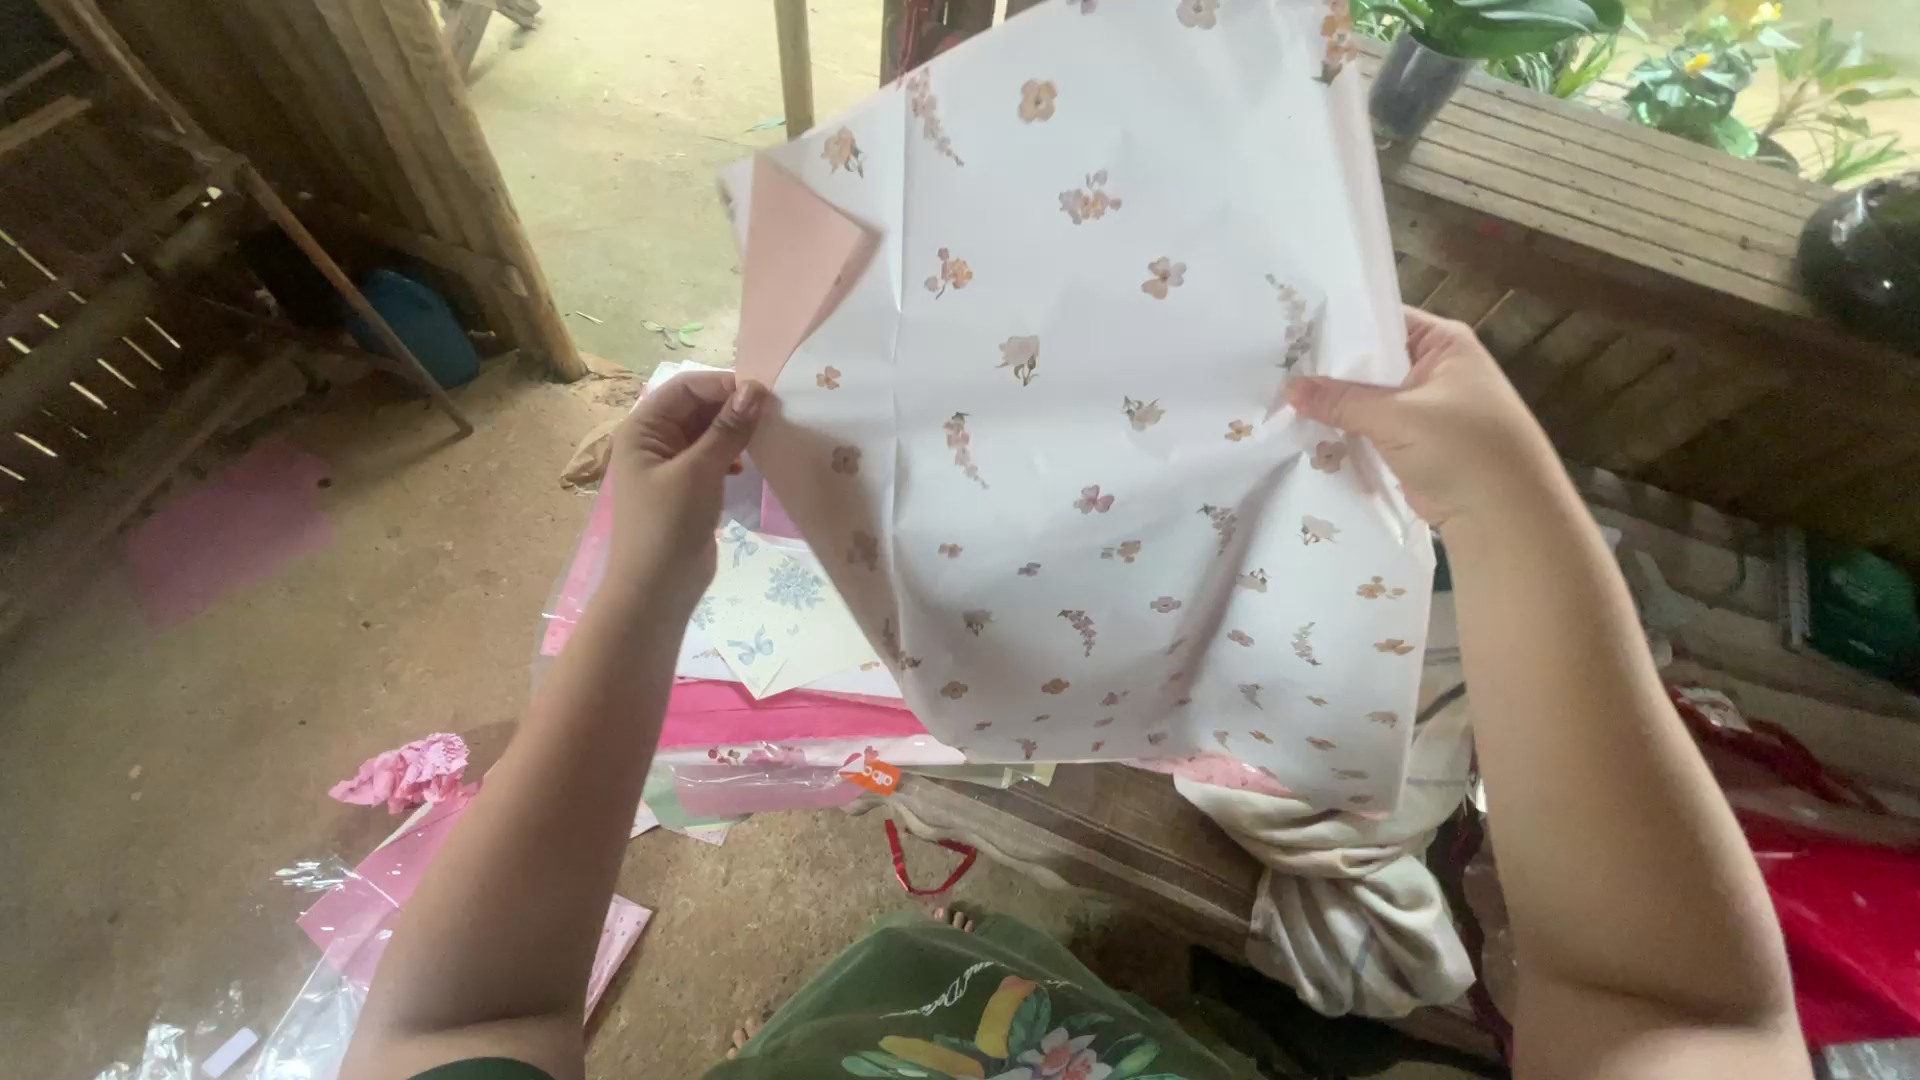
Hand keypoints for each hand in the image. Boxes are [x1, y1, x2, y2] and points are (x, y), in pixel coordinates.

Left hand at [605, 371, 766, 609]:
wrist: (657, 589)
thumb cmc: (668, 525)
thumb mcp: (699, 472)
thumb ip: (727, 430)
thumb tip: (755, 390)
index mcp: (643, 429)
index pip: (686, 388)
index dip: (723, 384)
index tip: (765, 394)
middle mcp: (654, 440)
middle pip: (697, 407)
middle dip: (732, 407)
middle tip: (773, 414)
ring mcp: (671, 465)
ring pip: (708, 432)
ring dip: (735, 431)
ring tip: (766, 437)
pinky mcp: (688, 487)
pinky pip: (713, 456)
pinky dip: (732, 454)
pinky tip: (747, 465)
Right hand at [1288, 306, 1567, 528]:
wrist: (1500, 513)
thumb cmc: (1464, 448)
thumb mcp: (1398, 417)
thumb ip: (1341, 401)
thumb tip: (1289, 389)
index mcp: (1442, 343)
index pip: (1381, 319)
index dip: (1338, 323)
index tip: (1291, 330)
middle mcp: (1430, 368)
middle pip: (1367, 359)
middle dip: (1326, 367)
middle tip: (1275, 364)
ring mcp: (1418, 406)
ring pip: (1363, 396)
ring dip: (1330, 402)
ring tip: (1279, 395)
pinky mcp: (1406, 440)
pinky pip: (1364, 426)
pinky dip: (1340, 428)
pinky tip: (1302, 427)